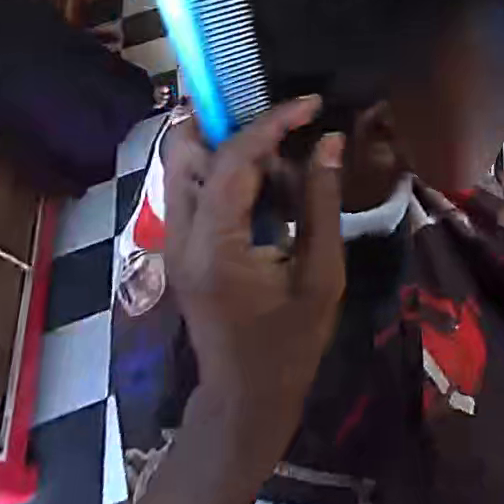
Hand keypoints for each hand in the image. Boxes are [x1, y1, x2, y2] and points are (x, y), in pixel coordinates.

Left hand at [114, 99, 344, 503]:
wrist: (245, 399)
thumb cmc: (290, 344)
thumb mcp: (322, 275)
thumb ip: (323, 203)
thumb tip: (330, 142)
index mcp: (217, 247)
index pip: (232, 161)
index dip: (272, 122)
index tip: (310, 104)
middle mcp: (181, 235)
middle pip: (184, 149)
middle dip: (229, 118)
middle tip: (281, 114)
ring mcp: (173, 240)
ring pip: (182, 163)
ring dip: (224, 139)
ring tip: (278, 142)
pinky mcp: (179, 244)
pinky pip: (191, 184)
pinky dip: (222, 165)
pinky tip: (264, 176)